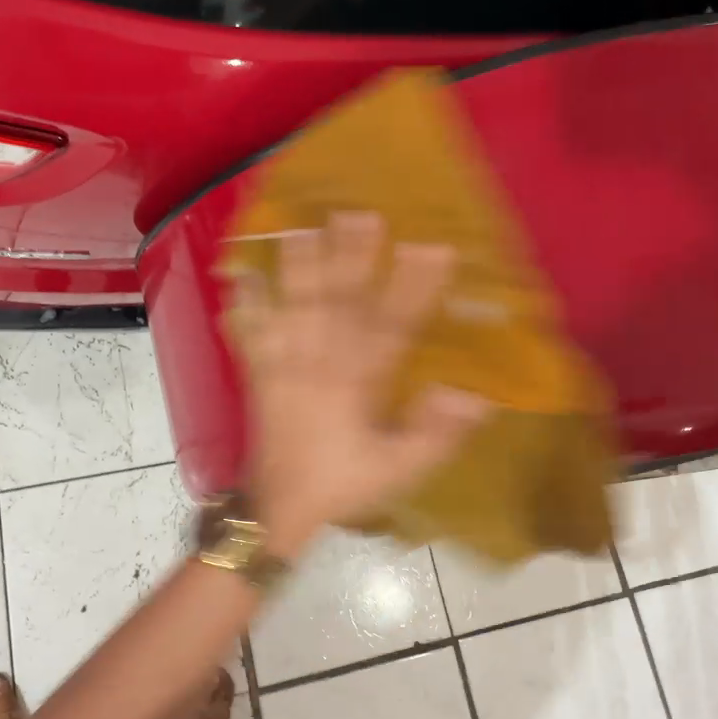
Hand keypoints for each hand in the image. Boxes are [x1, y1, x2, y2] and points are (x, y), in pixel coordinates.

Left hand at [224, 212, 490, 556]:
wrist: (279, 507)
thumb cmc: (343, 483)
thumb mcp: (398, 469)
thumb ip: (434, 433)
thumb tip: (474, 394)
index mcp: (358, 383)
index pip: (392, 326)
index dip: (413, 286)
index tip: (430, 246)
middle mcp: (321, 364)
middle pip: (339, 302)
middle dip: (350, 256)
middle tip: (358, 212)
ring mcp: (286, 364)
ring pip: (295, 306)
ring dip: (299, 266)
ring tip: (301, 226)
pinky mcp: (260, 372)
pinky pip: (252, 331)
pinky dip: (247, 302)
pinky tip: (243, 272)